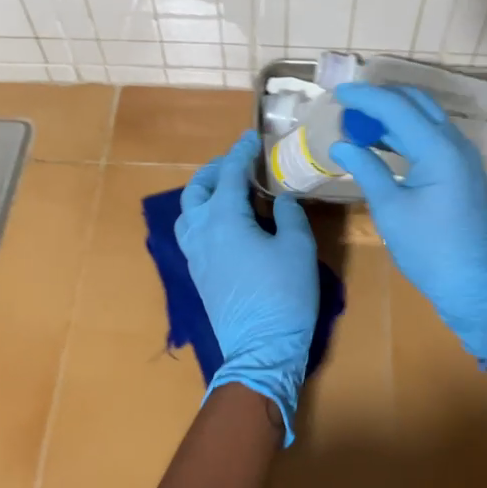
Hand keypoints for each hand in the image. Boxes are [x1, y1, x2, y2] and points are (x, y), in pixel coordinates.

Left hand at [175, 130, 319, 444]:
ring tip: (228, 190)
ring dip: (204, 193)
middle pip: (197, 190)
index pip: (230, 174)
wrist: (260, 350)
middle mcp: (202, 232)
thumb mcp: (298, 247)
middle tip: (238, 163)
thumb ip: (289, 215)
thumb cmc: (283, 295)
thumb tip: (281, 199)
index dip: (241, 152)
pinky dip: (204, 215)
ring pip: (188, 213)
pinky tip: (227, 222)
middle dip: (216, 170)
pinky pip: (192, 233)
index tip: (252, 137)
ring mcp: (195, 256)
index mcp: (224, 219)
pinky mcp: (199, 275)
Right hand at [331, 83, 486, 366]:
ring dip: (394, 113)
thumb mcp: (390, 210)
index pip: (396, 107)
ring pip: (426, 117)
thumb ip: (366, 169)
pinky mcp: (463, 169)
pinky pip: (432, 136)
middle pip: (416, 102)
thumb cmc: (430, 250)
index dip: (365, 96)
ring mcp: (463, 155)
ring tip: (359, 119)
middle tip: (349, 103)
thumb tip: (340, 144)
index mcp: (438, 149)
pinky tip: (383, 140)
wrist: (476, 285)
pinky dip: (406, 131)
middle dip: (381, 97)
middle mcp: (455, 143)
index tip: (337, 91)